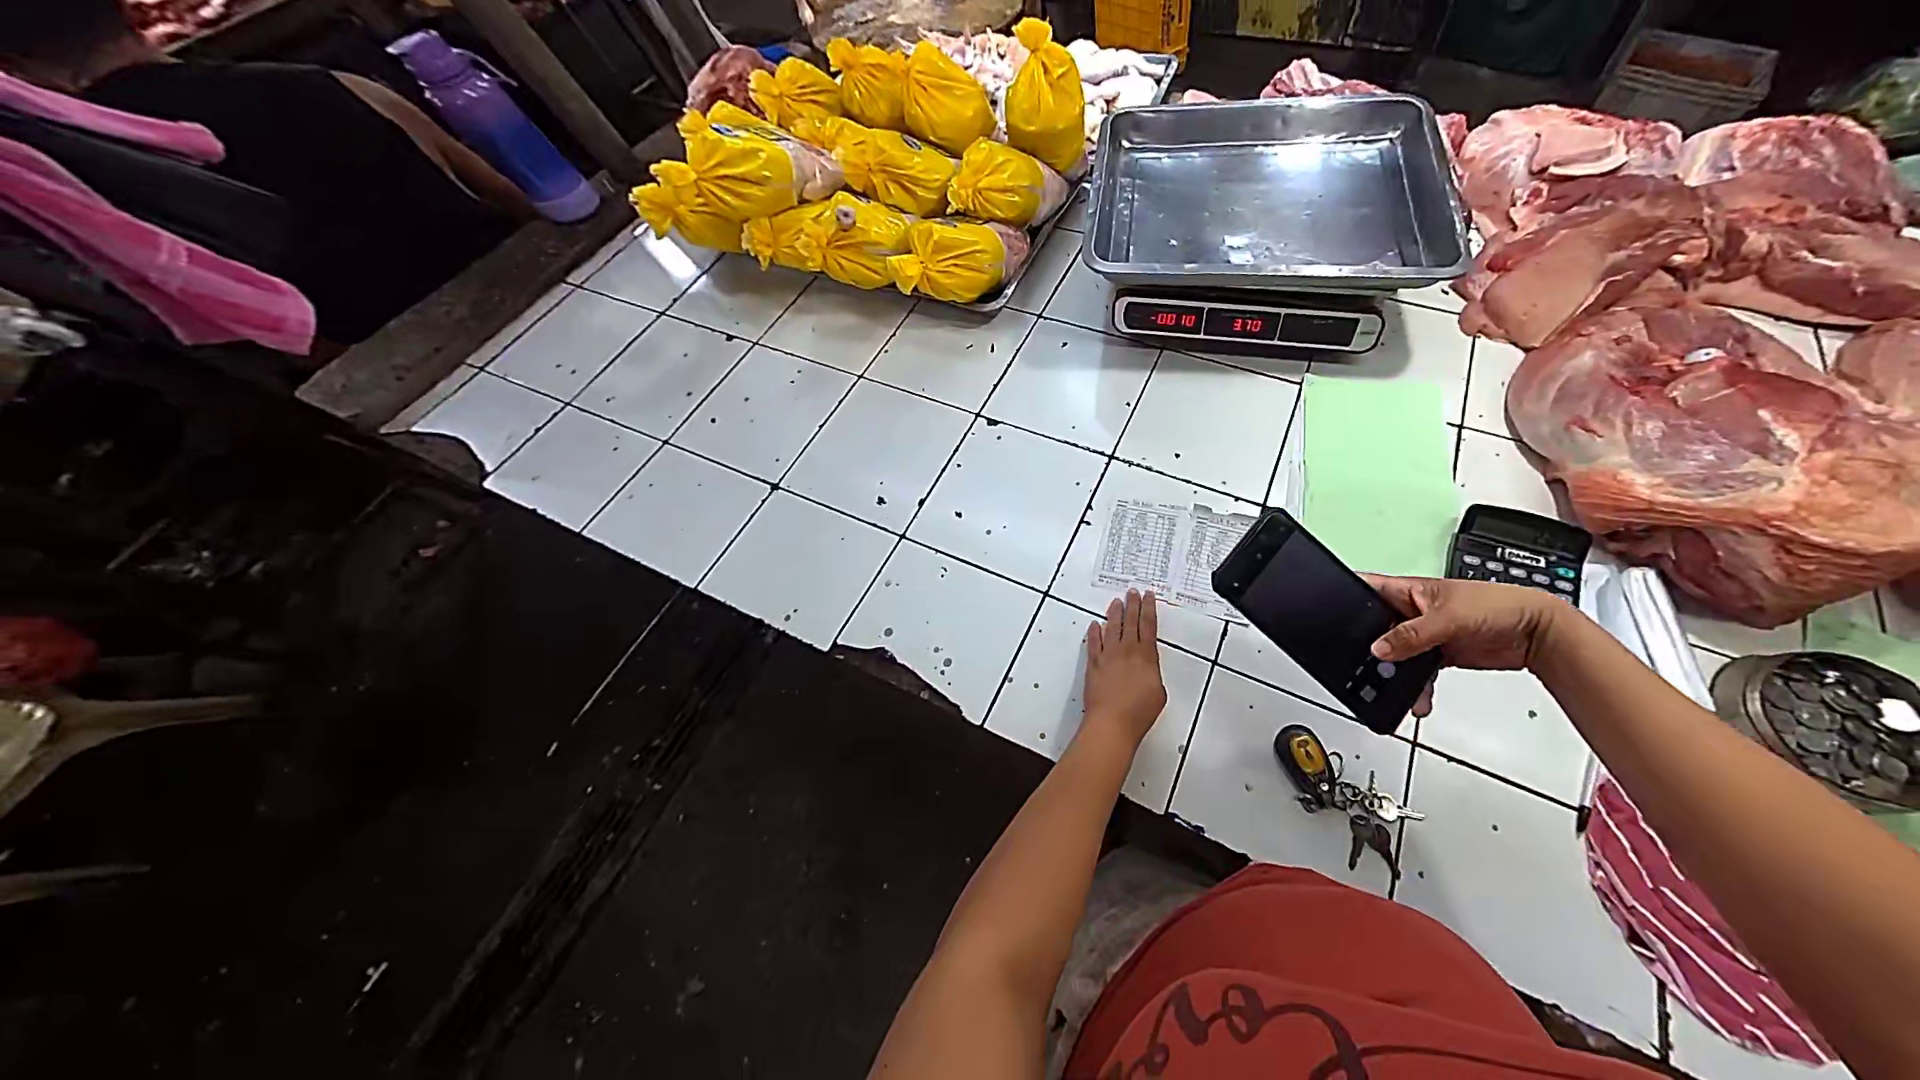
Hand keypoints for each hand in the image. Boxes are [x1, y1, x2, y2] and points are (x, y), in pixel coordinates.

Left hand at [1082, 590, 1167, 747]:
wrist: (1112, 722)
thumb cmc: (1138, 712)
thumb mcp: (1158, 693)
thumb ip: (1152, 674)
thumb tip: (1147, 670)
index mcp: (1146, 656)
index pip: (1148, 625)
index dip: (1149, 609)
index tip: (1149, 596)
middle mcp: (1126, 651)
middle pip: (1130, 621)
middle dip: (1132, 604)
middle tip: (1132, 592)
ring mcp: (1108, 656)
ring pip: (1112, 628)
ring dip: (1114, 613)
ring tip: (1116, 602)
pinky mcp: (1093, 664)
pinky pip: (1094, 643)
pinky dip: (1094, 632)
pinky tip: (1094, 624)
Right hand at [1362, 575, 1566, 715]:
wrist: (1539, 633)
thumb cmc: (1502, 605)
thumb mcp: (1450, 617)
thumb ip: (1412, 634)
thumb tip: (1379, 648)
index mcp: (1407, 591)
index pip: (1365, 587)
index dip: (1343, 595)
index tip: (1328, 611)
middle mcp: (1410, 611)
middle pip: (1374, 627)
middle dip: (1369, 646)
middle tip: (1365, 662)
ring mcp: (1423, 634)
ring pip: (1394, 654)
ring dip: (1391, 673)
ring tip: (1391, 688)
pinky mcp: (1436, 654)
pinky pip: (1415, 672)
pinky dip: (1414, 687)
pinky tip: (1417, 698)